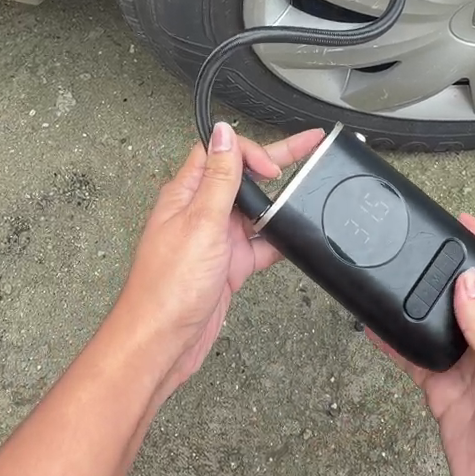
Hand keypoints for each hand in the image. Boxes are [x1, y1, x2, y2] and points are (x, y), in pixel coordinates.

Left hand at [114, 121, 325, 403]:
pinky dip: (279, 240)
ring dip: (279, 202)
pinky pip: (260, 245)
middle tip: (311, 146)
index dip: (249, 151)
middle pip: (243, 178)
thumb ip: (218, 178)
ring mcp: (216, 239)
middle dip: (277, 162)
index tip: (273, 168)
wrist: (163, 343)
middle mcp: (201, 212)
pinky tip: (297, 237)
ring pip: (255, 211)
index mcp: (187, 194)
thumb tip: (224, 132)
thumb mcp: (200, 222)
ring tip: (311, 190)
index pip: (220, 153)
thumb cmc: (168, 287)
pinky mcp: (227, 266)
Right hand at [370, 215, 474, 475]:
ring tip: (395, 283)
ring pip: (439, 327)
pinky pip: (418, 361)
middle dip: (448, 272)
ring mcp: (469, 373)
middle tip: (422, 248)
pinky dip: (399, 345)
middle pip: (469, 298)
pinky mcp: (446, 396)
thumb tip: (467, 284)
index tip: (469, 224)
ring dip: (420, 307)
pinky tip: (381, 331)